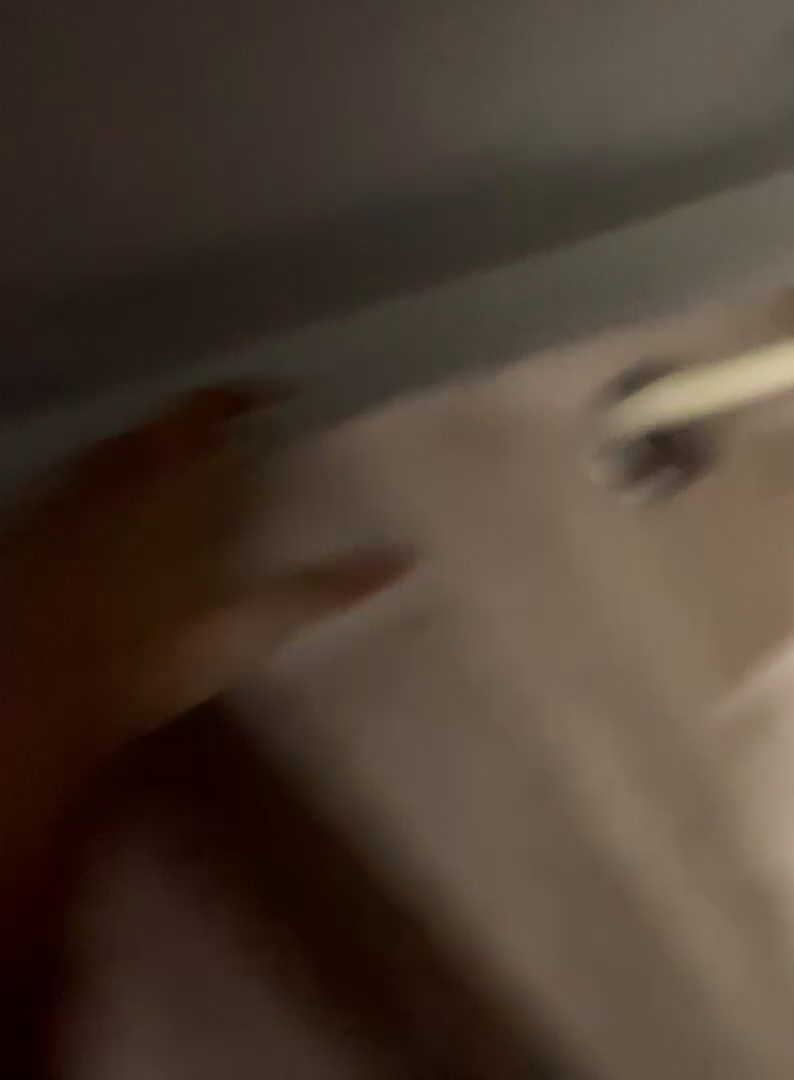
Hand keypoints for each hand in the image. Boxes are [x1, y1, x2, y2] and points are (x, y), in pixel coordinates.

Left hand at [0, 387, 410, 780]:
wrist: (35, 699)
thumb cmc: (158, 651)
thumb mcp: (260, 622)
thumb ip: (330, 584)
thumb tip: (409, 556)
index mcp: (173, 494)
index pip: (201, 420)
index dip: (237, 399)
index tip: (280, 395)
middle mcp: (114, 489)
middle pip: (150, 433)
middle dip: (191, 422)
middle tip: (237, 428)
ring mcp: (64, 514)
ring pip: (107, 457)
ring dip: (148, 449)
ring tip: (189, 460)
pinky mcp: (31, 543)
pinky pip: (72, 490)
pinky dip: (107, 483)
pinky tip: (126, 508)